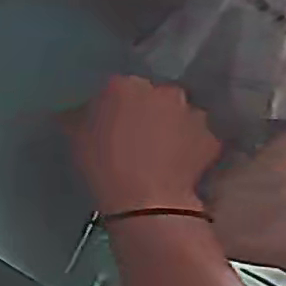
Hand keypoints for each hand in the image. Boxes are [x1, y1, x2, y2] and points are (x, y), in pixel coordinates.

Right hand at [62, 75, 221, 213]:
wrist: (145, 199)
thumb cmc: (101, 160)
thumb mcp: (73, 133)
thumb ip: (76, 114)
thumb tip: (77, 110)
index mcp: (125, 85)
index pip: (117, 86)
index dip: (110, 103)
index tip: (104, 119)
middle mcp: (163, 91)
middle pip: (152, 95)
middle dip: (144, 108)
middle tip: (132, 131)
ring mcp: (193, 114)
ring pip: (178, 113)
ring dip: (169, 123)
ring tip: (156, 147)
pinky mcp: (212, 138)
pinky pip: (195, 136)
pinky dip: (187, 143)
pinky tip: (174, 160)